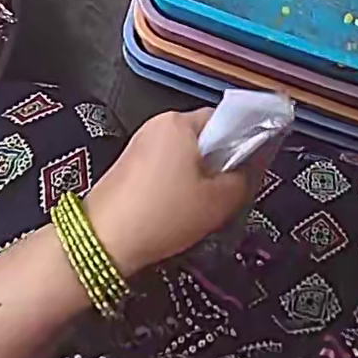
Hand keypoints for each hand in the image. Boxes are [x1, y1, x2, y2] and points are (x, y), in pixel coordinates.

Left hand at [82, 109, 256, 276]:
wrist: (104, 239)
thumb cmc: (162, 214)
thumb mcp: (218, 202)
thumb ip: (245, 178)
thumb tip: (253, 166)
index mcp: (180, 121)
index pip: (226, 118)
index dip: (242, 142)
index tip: (248, 168)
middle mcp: (159, 123)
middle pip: (205, 135)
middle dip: (218, 161)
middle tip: (224, 192)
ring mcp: (141, 140)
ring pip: (185, 151)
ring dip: (197, 173)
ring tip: (199, 204)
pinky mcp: (130, 160)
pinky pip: (165, 162)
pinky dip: (176, 180)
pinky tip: (175, 207)